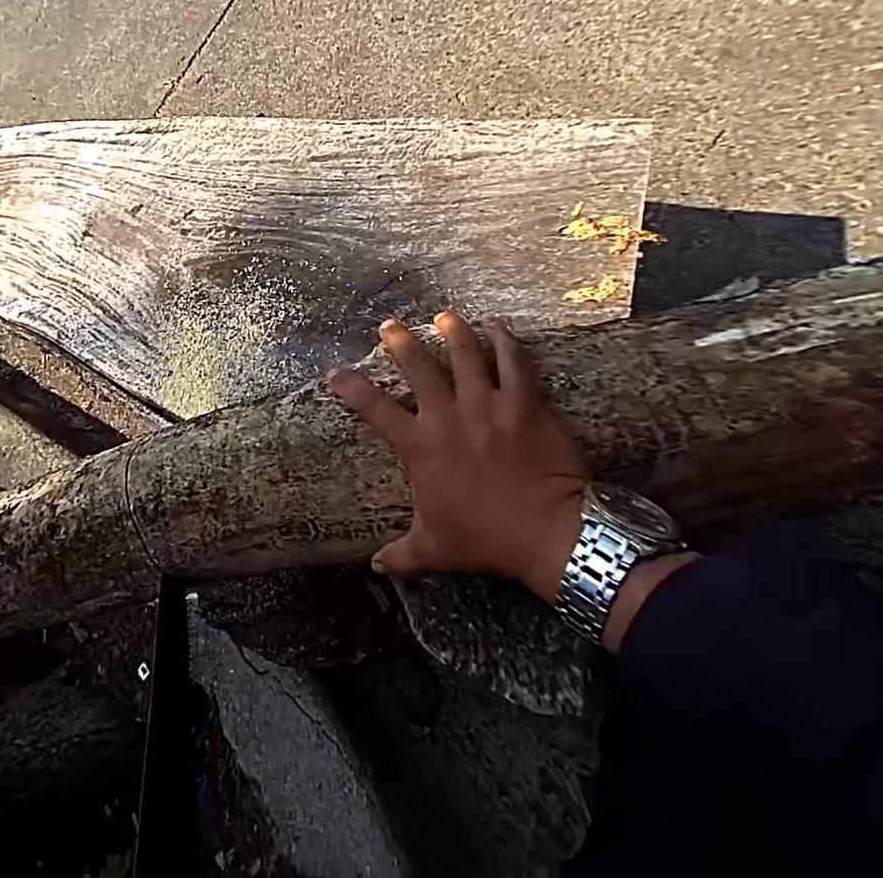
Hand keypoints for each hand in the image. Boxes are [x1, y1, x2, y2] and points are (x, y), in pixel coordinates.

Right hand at [328, 312, 587, 601]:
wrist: (548, 532)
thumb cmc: (485, 539)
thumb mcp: (434, 549)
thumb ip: (402, 554)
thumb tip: (377, 566)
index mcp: (420, 447)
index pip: (374, 410)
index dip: (351, 388)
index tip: (335, 371)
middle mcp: (449, 417)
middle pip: (418, 368)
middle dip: (400, 343)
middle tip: (390, 325)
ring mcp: (488, 405)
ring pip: (466, 355)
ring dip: (452, 331)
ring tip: (443, 315)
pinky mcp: (524, 403)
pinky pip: (514, 362)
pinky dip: (505, 341)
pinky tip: (498, 327)